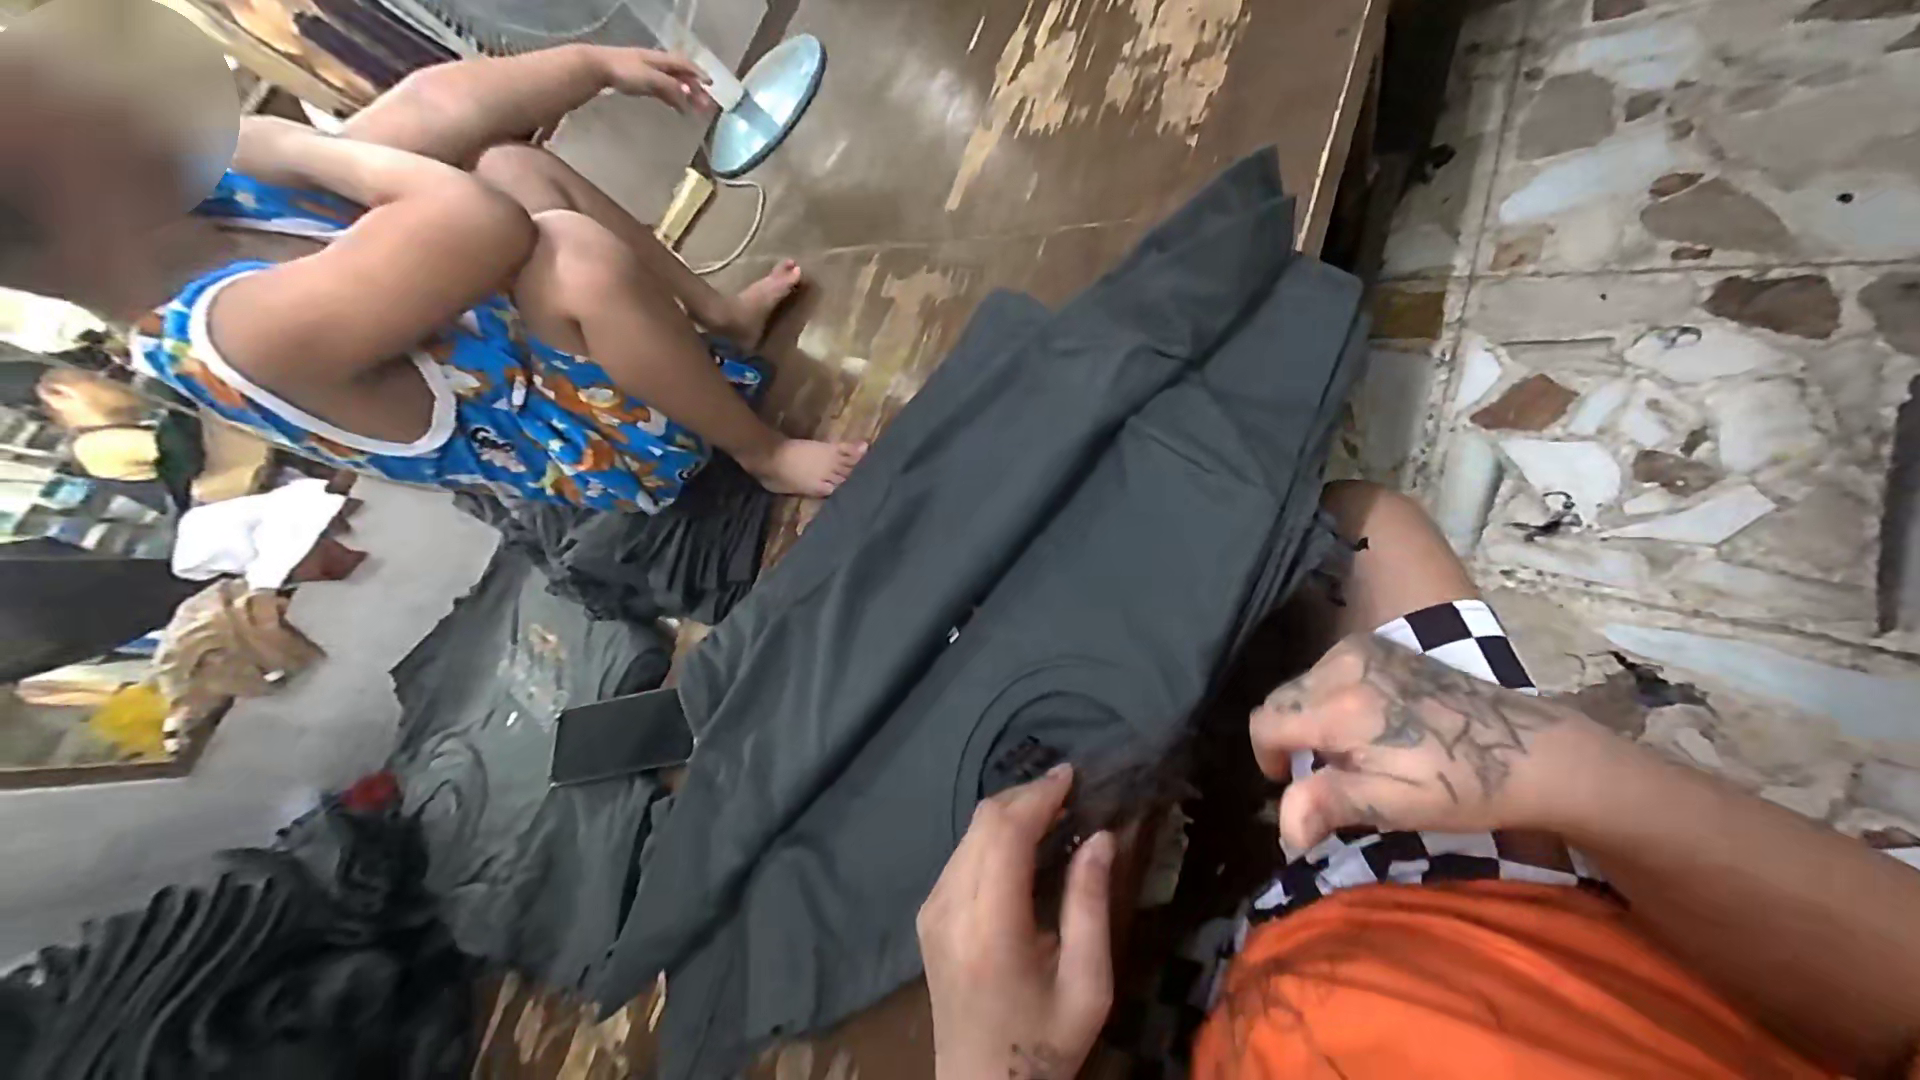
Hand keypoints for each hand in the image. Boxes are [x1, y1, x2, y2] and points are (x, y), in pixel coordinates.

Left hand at [593, 47, 713, 112]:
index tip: (711, 85)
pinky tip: (678, 109)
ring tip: (696, 110)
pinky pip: (664, 91)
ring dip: (686, 96)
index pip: (685, 64)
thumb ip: (671, 88)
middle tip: (707, 105)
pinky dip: (674, 99)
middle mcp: (657, 64)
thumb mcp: (652, 79)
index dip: (699, 73)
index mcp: (661, 60)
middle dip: (696, 89)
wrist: (598, 68)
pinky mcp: (642, 82)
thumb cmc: (625, 71)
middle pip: (681, 75)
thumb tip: (688, 98)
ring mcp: (649, 73)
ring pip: (674, 84)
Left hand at [918, 765, 1116, 1079]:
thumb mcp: (1088, 986)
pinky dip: (994, 834)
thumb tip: (1100, 835)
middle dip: (1026, 796)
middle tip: (1068, 791)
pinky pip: (962, 852)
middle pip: (983, 822)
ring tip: (1052, 812)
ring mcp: (932, 907)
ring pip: (970, 831)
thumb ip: (1090, 905)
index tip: (1071, 774)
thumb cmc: (1044, 1042)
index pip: (1006, 835)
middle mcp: (950, 907)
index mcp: (990, 929)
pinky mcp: (928, 911)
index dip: (1038, 796)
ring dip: (1010, 812)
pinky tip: (1022, 843)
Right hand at [1251, 634, 1614, 850]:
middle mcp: (1340, 668)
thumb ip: (1327, 805)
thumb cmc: (1462, 787)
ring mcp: (1359, 649)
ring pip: (1300, 683)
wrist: (1533, 749)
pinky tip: (1368, 715)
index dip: (1266, 756)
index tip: (1289, 780)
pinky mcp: (1376, 643)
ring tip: (1351, 742)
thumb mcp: (1393, 806)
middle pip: (1279, 700)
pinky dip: (1330, 693)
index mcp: (1339, 710)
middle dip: (1290, 734)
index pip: (1264, 723)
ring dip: (1309, 713)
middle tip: (1329, 766)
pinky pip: (1326, 668)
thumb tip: (1284, 832)